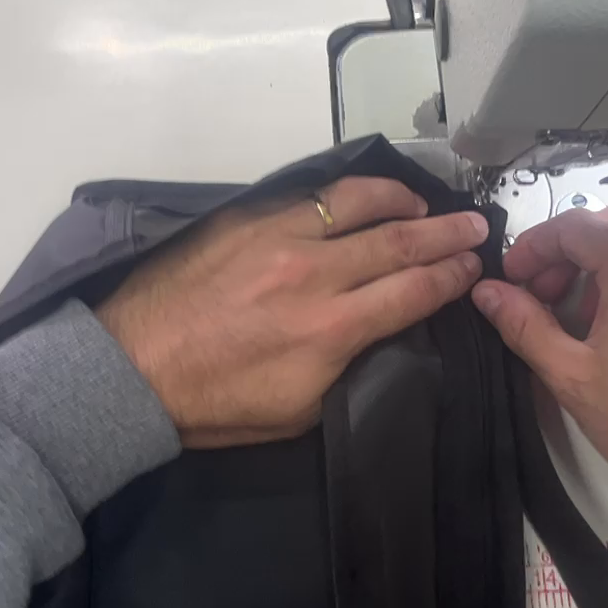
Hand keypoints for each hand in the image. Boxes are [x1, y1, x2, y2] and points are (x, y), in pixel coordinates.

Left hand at [96, 177, 487, 449]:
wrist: (133, 369)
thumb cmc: (215, 405)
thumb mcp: (299, 411)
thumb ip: (349, 364)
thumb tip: (379, 328)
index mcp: (332, 328)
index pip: (415, 290)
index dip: (452, 276)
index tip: (472, 267)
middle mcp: (314, 272)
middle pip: (399, 241)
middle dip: (446, 232)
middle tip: (474, 224)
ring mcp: (278, 236)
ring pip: (356, 202)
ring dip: (399, 200)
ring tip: (421, 203)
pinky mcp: (246, 218)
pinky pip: (309, 196)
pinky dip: (345, 196)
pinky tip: (358, 200)